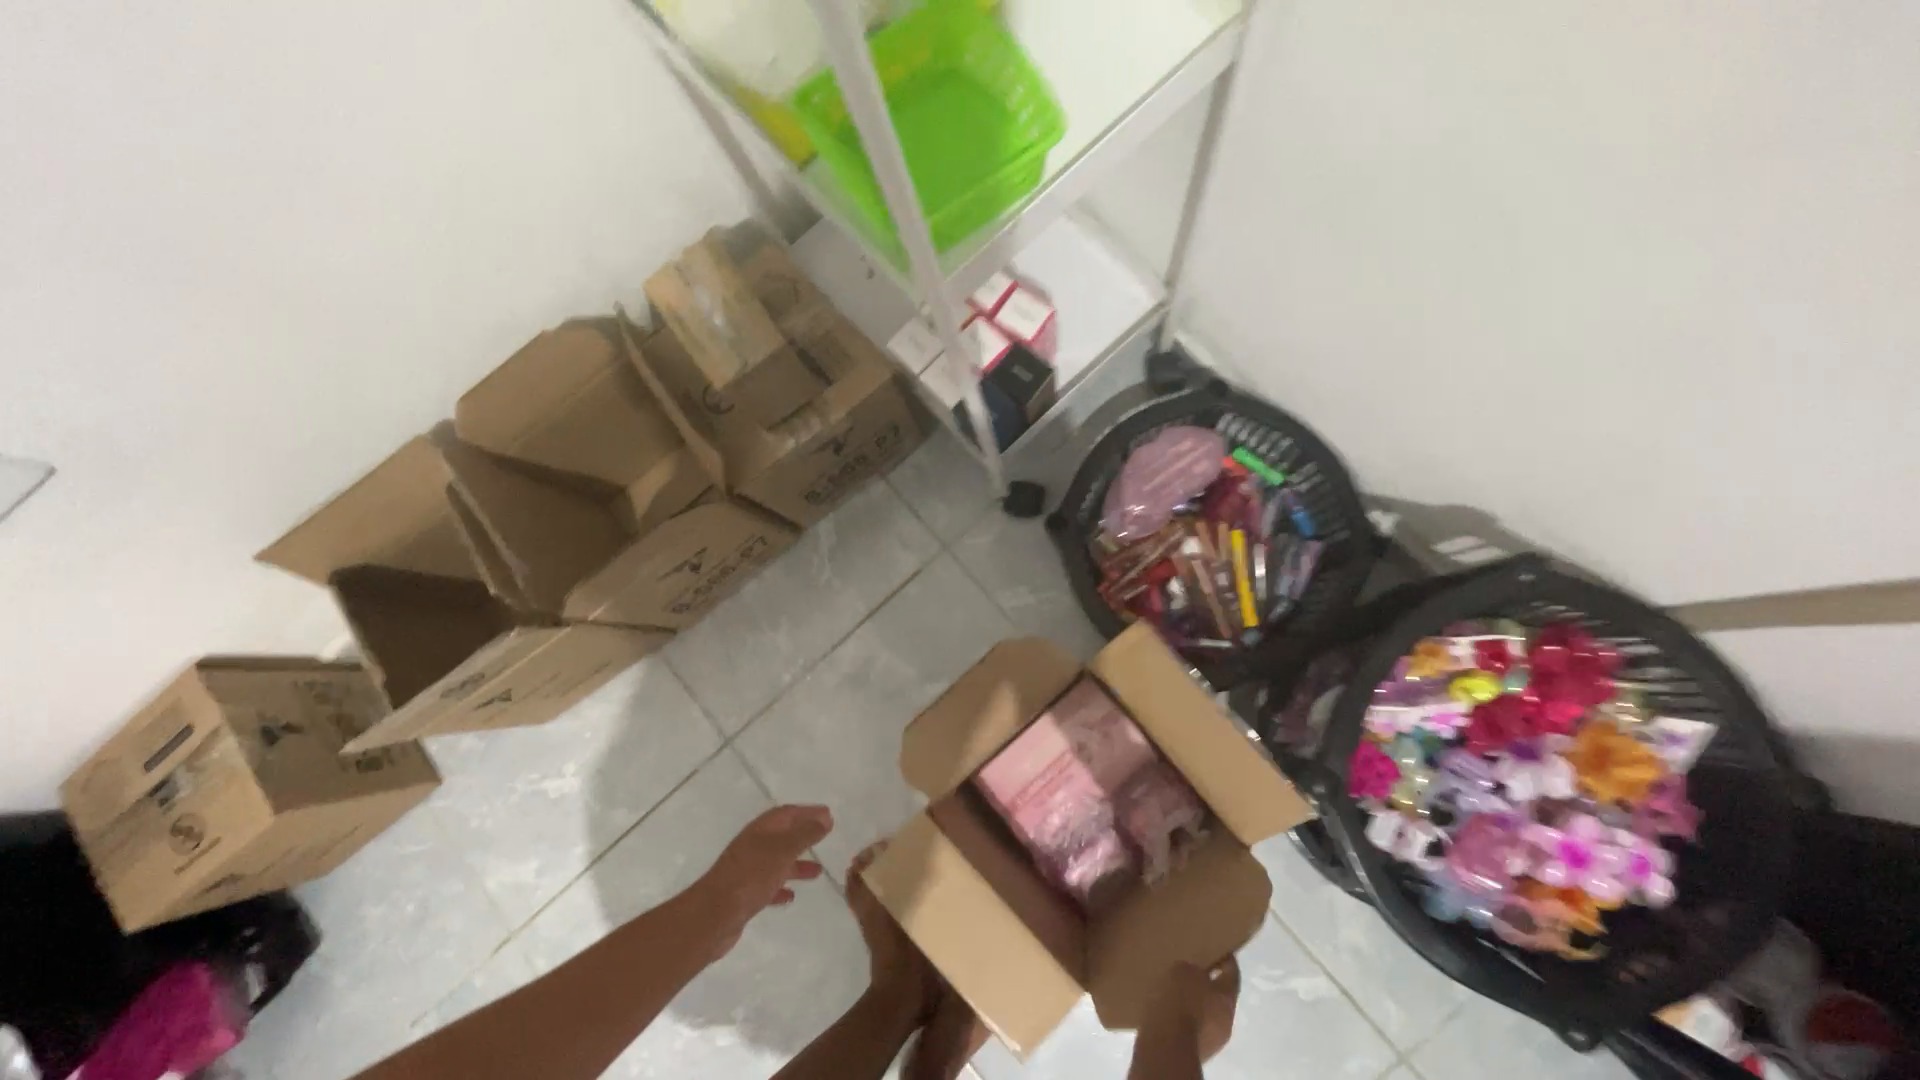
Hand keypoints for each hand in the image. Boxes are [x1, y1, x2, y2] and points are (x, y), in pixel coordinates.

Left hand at [690, 805, 831, 954]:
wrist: (713, 916)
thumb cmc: (751, 877)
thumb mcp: (783, 851)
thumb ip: (805, 834)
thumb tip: (825, 817)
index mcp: (760, 831)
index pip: (787, 814)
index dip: (807, 812)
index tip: (827, 814)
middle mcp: (752, 847)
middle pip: (782, 836)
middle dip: (803, 835)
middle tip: (825, 837)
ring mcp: (747, 871)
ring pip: (777, 862)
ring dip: (796, 864)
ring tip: (817, 872)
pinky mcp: (744, 895)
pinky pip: (768, 886)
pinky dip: (781, 887)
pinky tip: (791, 896)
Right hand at [1145, 958, 1239, 1062]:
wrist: (1167, 1047)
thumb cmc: (1178, 1002)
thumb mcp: (1182, 971)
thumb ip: (1192, 969)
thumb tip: (1194, 972)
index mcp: (1227, 997)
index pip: (1232, 973)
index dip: (1227, 960)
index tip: (1219, 949)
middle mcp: (1227, 1019)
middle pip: (1221, 996)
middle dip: (1209, 983)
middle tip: (1192, 970)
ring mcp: (1214, 1039)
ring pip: (1207, 1014)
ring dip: (1196, 1003)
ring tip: (1175, 991)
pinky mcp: (1197, 1051)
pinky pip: (1193, 1028)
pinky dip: (1185, 1018)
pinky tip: (1169, 1011)